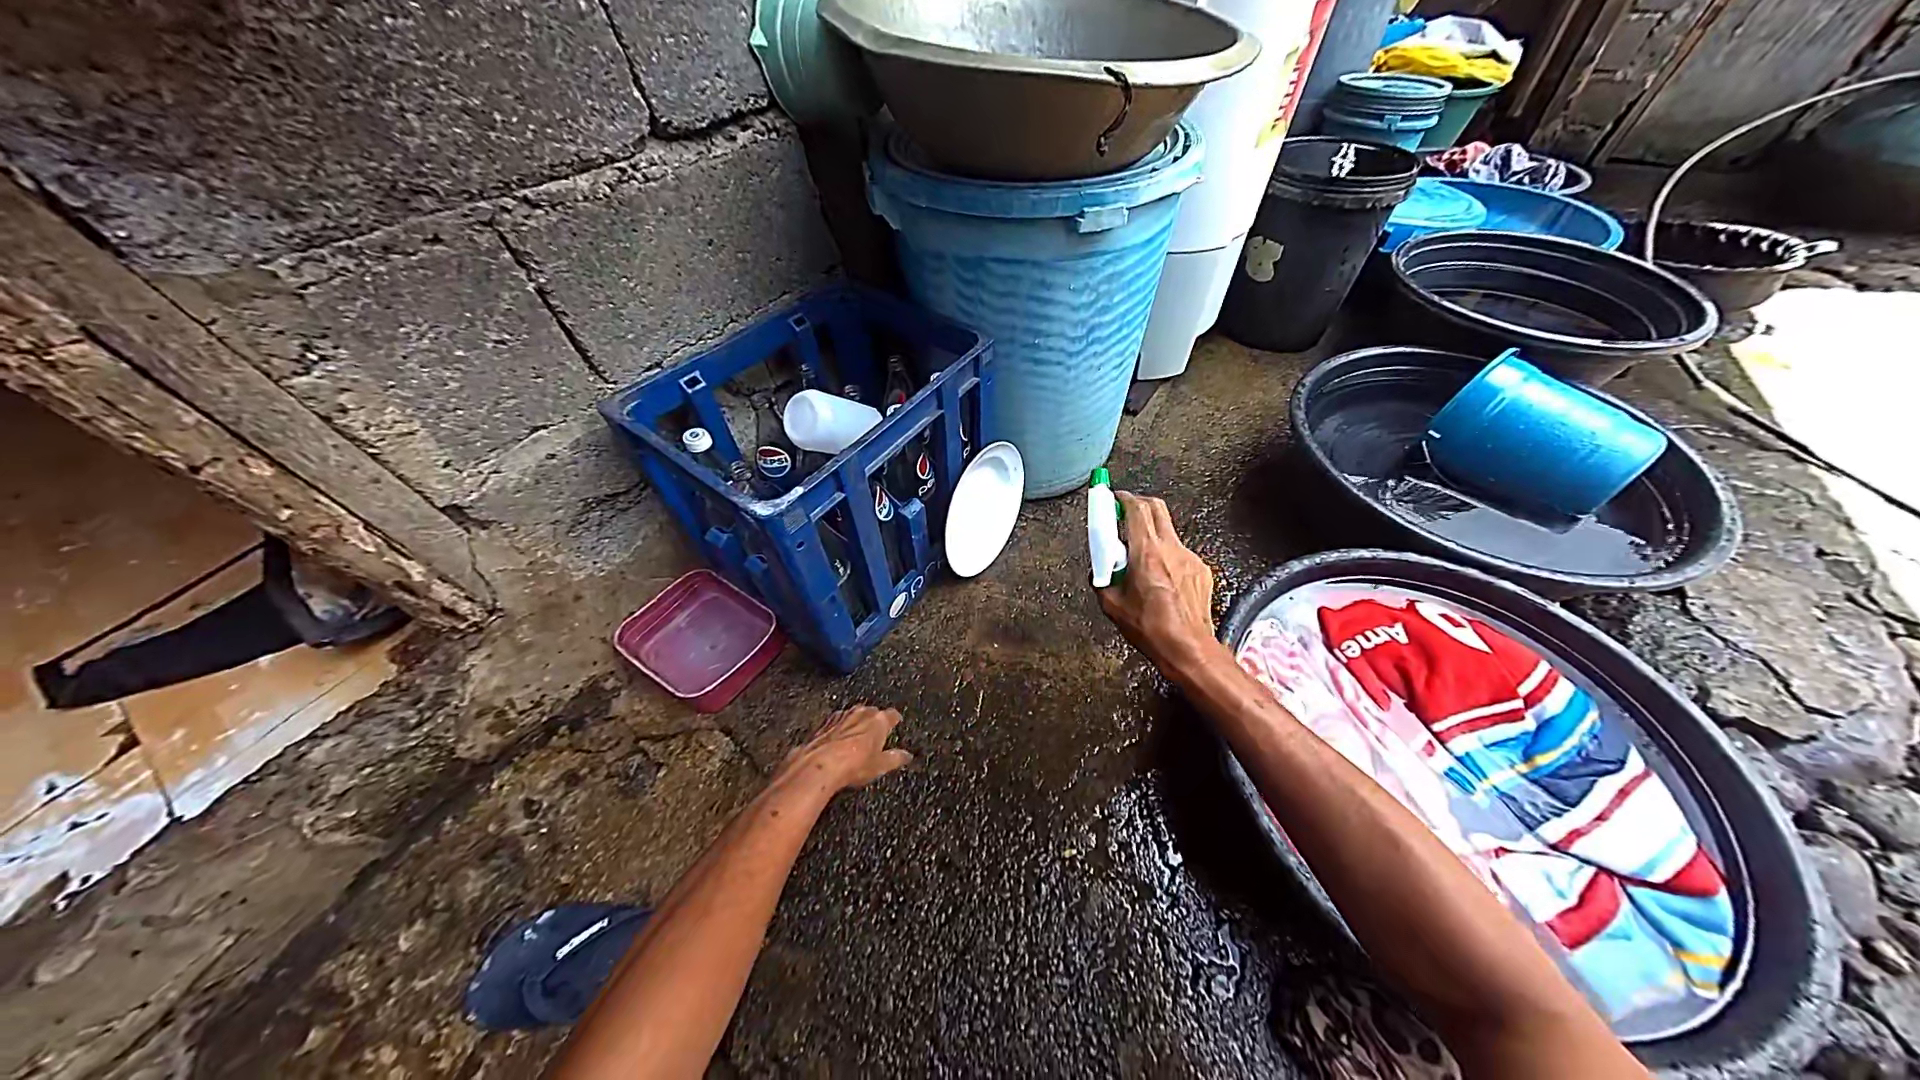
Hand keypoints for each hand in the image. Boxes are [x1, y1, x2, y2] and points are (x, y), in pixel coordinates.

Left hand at [780, 705, 911, 791]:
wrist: (819, 765)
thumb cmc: (852, 764)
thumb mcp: (880, 766)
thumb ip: (895, 758)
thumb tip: (906, 755)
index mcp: (879, 720)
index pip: (892, 715)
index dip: (894, 720)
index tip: (896, 723)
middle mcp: (861, 712)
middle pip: (872, 713)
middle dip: (874, 722)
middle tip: (875, 737)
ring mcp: (842, 716)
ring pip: (853, 716)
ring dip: (856, 724)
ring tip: (856, 741)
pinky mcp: (825, 722)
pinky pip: (837, 722)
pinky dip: (840, 729)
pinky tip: (838, 742)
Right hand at [1096, 492, 1218, 672]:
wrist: (1187, 648)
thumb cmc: (1153, 630)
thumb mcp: (1112, 604)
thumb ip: (1103, 579)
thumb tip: (1099, 569)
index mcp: (1147, 553)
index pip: (1136, 508)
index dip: (1122, 498)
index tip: (1111, 498)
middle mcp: (1171, 550)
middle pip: (1156, 508)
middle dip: (1138, 505)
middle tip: (1124, 514)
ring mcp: (1189, 559)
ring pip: (1168, 532)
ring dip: (1152, 534)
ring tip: (1139, 559)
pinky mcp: (1200, 571)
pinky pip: (1180, 553)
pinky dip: (1167, 557)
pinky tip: (1160, 579)